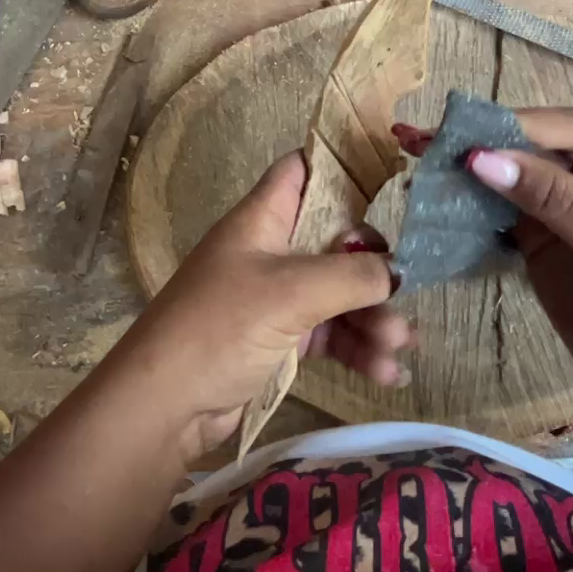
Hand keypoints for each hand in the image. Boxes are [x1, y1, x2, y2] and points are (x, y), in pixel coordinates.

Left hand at [113, 151, 412, 458]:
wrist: (165, 404)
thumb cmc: (220, 327)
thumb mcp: (288, 293)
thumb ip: (349, 276)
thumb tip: (398, 270)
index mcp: (261, 219)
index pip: (301, 172)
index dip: (341, 167)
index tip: (390, 181)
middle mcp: (268, 250)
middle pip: (332, 239)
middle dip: (372, 264)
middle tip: (406, 288)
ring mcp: (273, 297)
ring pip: (336, 292)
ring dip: (371, 315)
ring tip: (402, 345)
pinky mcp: (278, 339)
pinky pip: (327, 333)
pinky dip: (356, 348)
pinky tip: (387, 373)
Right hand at [450, 107, 572, 410]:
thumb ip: (555, 198)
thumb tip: (482, 158)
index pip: (570, 131)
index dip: (519, 128)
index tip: (467, 138)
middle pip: (532, 144)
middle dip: (481, 138)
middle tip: (422, 137)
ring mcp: (562, 209)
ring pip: (509, 174)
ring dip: (465, 166)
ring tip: (414, 153)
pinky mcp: (538, 240)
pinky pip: (498, 211)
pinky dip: (467, 202)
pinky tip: (435, 194)